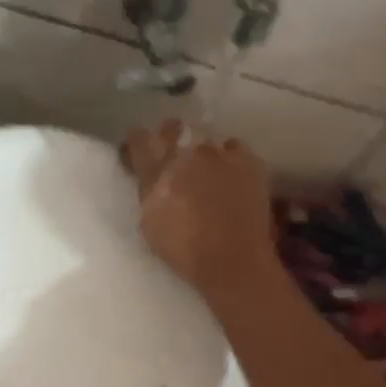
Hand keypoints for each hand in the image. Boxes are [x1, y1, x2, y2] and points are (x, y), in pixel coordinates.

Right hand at [122, 120, 277, 299]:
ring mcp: (223, 153)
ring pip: (205, 138)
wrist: (233, 259)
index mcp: (160, 167)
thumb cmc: (184, 248)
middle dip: (168, 137)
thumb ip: (147, 190)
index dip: (136, 142)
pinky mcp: (250, 161)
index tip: (135, 150)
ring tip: (202, 170)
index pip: (140, 139)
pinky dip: (227, 158)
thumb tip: (148, 174)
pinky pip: (233, 148)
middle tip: (169, 156)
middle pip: (174, 128)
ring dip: (199, 150)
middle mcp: (190, 151)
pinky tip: (227, 175)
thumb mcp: (151, 222)